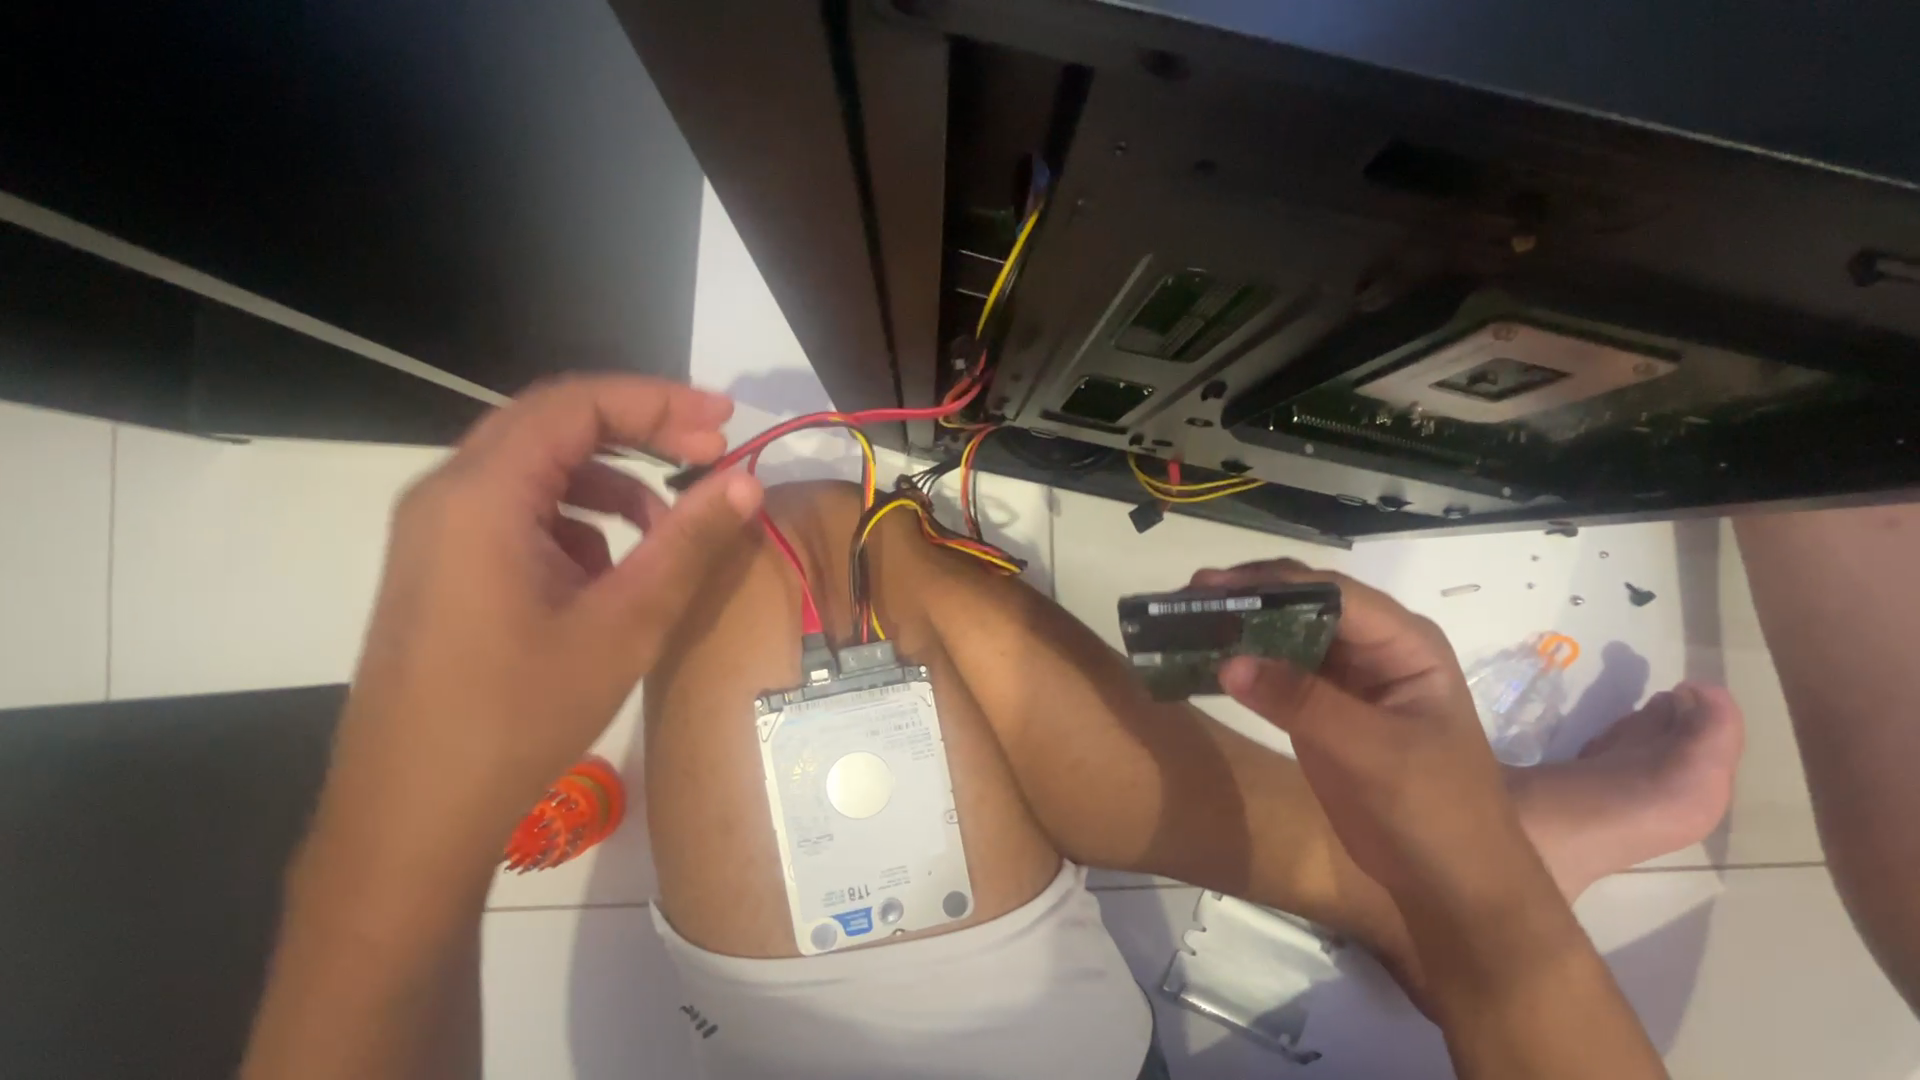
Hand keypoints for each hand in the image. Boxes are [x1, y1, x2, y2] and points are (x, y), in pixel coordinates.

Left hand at [313, 377, 762, 884]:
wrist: (413, 816)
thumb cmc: (519, 717)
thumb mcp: (623, 624)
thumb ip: (687, 542)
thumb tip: (745, 482)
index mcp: (481, 495)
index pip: (576, 405)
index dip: (659, 401)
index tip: (727, 423)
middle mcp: (447, 496)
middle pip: (552, 425)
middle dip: (640, 430)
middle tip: (712, 454)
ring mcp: (437, 534)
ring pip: (536, 470)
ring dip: (611, 480)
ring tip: (668, 525)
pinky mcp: (443, 570)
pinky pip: (518, 514)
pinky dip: (577, 520)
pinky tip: (610, 574)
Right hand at [1196, 559, 1548, 921]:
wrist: (1449, 883)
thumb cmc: (1433, 811)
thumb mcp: (1372, 752)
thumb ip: (1302, 702)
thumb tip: (1228, 661)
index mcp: (1404, 643)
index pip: (1331, 593)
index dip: (1270, 584)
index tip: (1212, 586)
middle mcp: (1373, 647)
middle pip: (1303, 605)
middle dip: (1247, 597)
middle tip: (1185, 598)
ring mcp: (1344, 677)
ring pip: (1283, 634)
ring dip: (1237, 627)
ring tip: (1183, 620)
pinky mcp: (1319, 707)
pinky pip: (1274, 672)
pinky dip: (1240, 664)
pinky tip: (1202, 659)